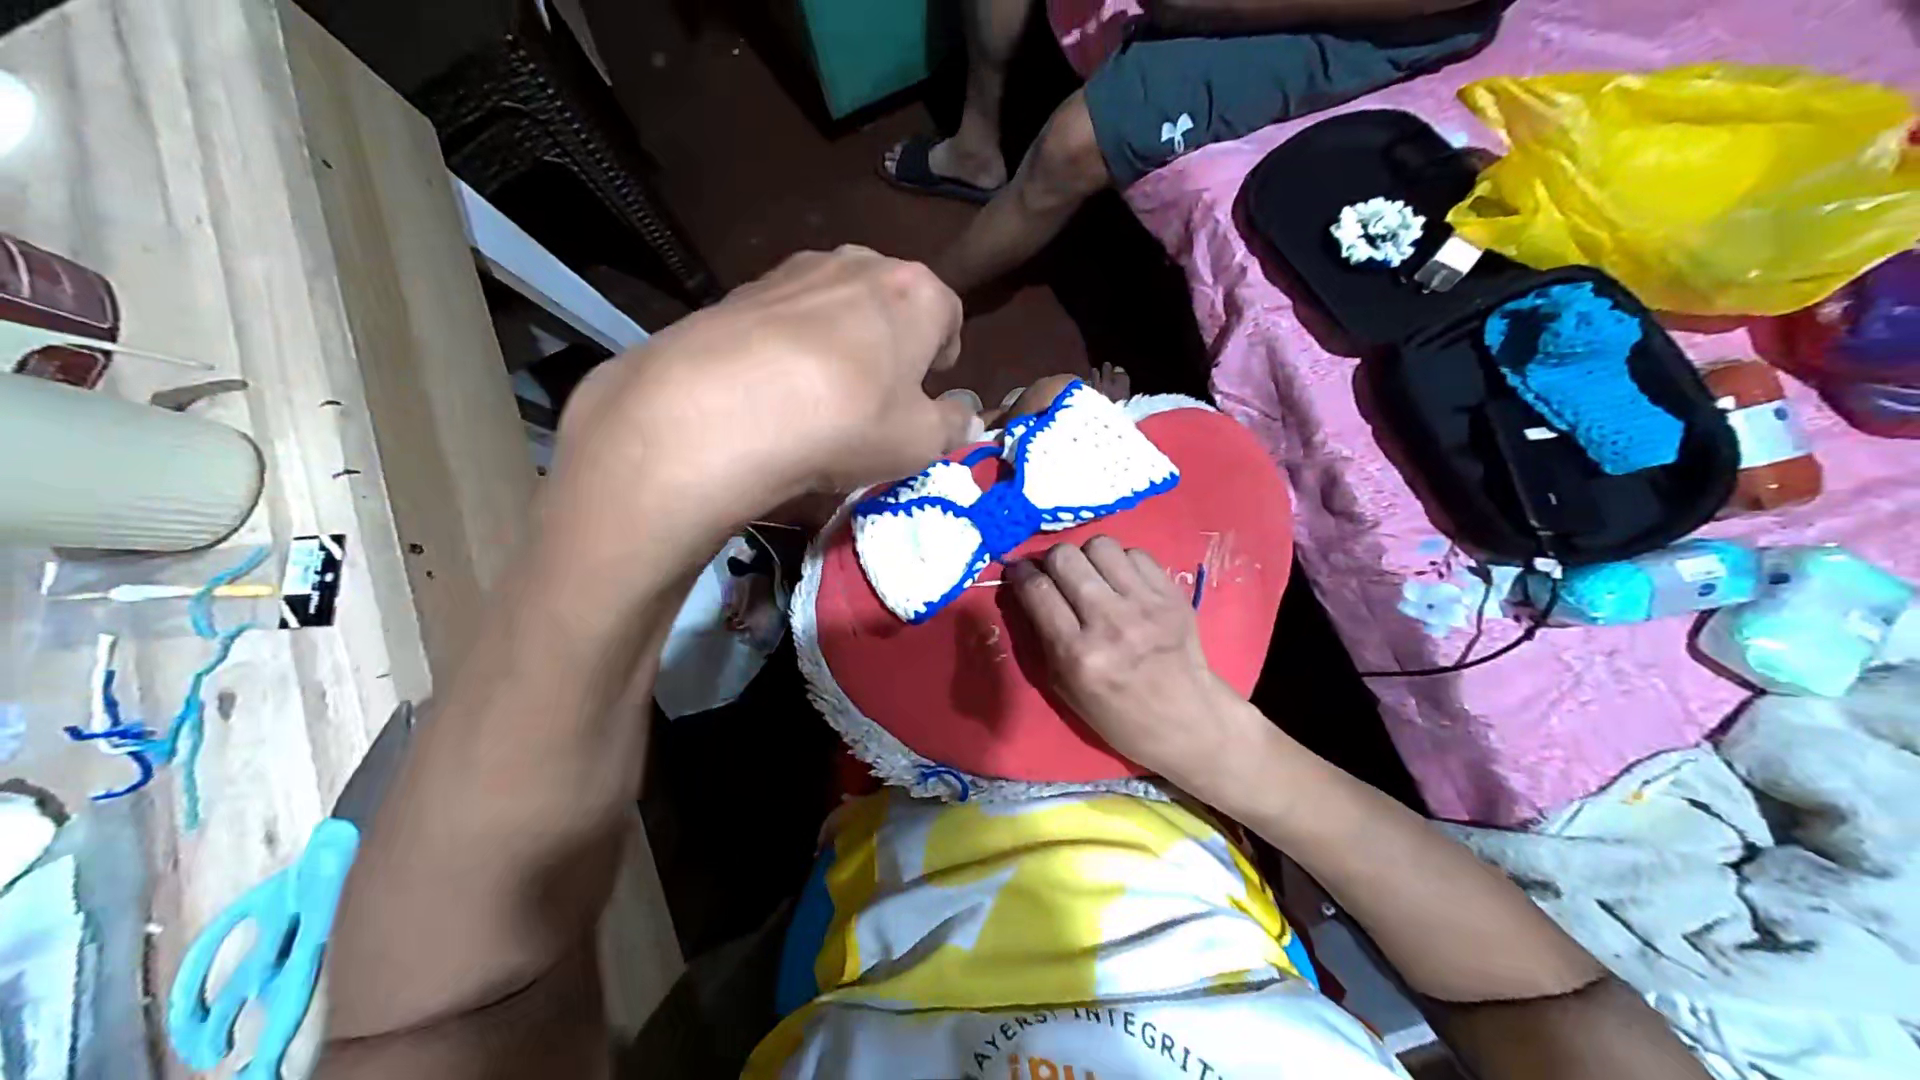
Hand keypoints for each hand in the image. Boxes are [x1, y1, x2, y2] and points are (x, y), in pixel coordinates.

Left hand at [541, 247, 975, 565]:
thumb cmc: (849, 420)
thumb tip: (967, 420)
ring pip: (834, 302)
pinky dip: (790, 342)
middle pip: (890, 299)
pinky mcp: (741, 288)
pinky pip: (784, 315)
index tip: (931, 382)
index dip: (945, 349)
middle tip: (880, 388)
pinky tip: (775, 385)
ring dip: (840, 336)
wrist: (726, 407)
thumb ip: (951, 427)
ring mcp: (796, 269)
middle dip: (892, 338)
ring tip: (823, 388)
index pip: (949, 311)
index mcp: (916, 292)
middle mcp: (859, 262)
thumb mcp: (918, 442)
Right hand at [1007, 537, 1260, 786]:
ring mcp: (1146, 606)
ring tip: (1091, 576)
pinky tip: (1121, 583)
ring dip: (1087, 557)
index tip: (1018, 571)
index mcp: (1078, 654)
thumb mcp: (1063, 687)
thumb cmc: (1116, 714)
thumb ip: (1041, 635)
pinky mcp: (1172, 596)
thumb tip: (1025, 586)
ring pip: (1100, 546)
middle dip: (1050, 560)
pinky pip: (1136, 554)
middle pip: (1065, 558)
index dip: (1020, 574)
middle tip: (1054, 573)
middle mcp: (1110, 623)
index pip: (1037, 590)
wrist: (1187, 721)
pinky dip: (1121, 563)